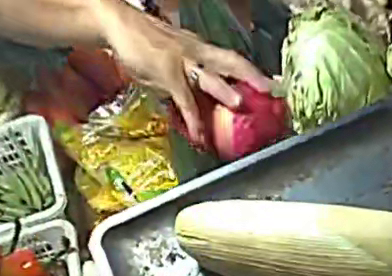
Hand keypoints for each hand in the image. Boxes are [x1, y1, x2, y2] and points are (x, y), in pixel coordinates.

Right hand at [89, 0, 270, 143]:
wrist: (118, 24)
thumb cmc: (145, 46)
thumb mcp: (173, 66)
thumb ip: (187, 86)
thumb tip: (197, 110)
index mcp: (201, 50)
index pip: (233, 60)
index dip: (253, 72)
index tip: (273, 84)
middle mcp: (197, 52)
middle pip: (231, 61)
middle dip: (253, 76)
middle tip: (272, 90)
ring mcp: (183, 60)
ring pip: (210, 75)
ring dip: (226, 90)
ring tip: (241, 104)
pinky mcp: (166, 72)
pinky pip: (184, 99)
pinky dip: (193, 119)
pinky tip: (200, 135)